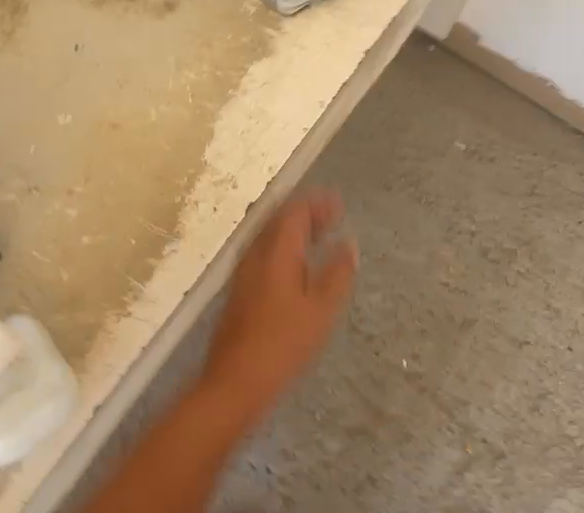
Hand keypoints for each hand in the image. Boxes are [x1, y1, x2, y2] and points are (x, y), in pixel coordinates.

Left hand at [198, 190, 358, 424]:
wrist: (235, 380)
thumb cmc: (283, 344)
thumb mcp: (320, 311)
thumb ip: (337, 274)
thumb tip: (349, 244)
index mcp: (276, 250)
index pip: (295, 211)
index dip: (317, 203)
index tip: (339, 203)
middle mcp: (256, 252)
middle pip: (279, 218)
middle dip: (306, 212)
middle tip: (332, 217)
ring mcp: (243, 270)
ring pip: (269, 234)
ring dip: (293, 229)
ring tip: (319, 236)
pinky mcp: (239, 287)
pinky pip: (263, 250)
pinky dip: (283, 246)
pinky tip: (297, 266)